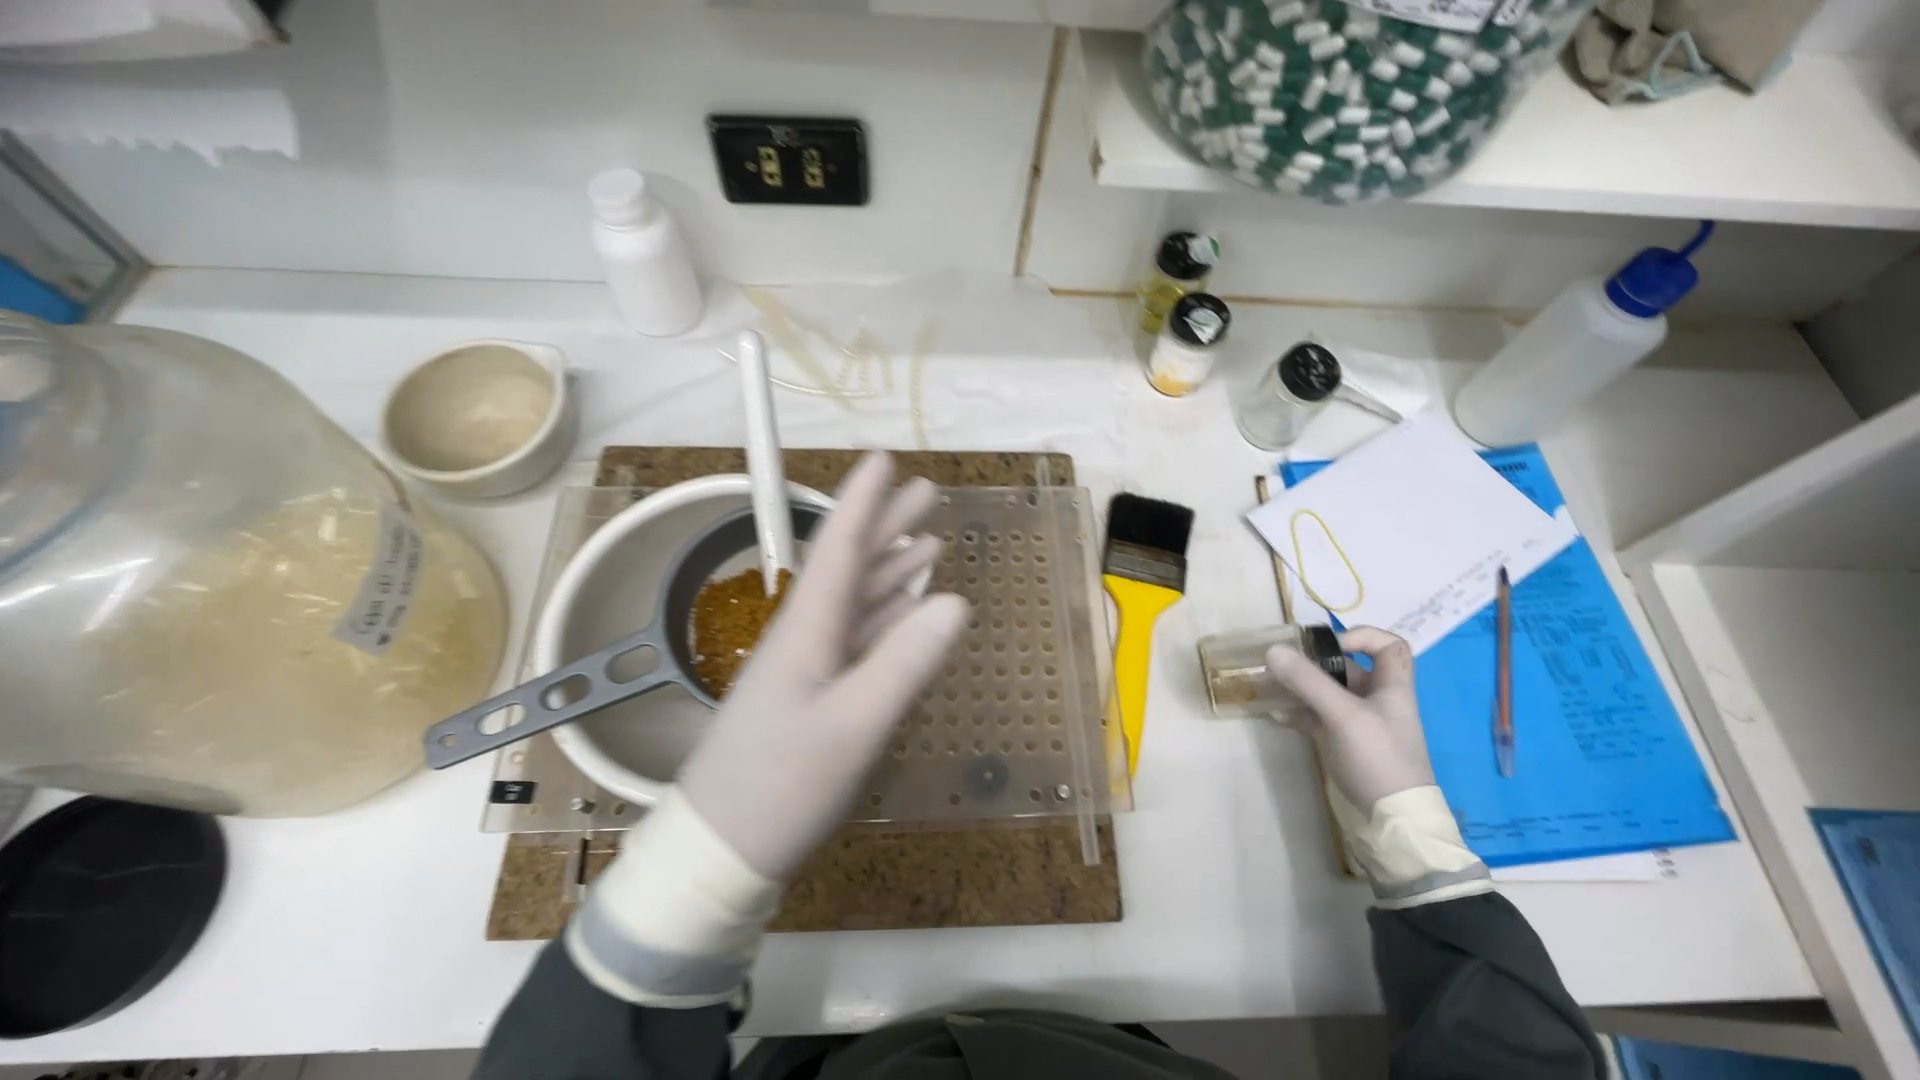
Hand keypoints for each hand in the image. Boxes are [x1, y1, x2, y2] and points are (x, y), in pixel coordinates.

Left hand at [677, 451, 969, 880]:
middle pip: (849, 568)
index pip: (839, 550)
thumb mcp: (852, 726)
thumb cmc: (782, 785)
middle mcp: (804, 638)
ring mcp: (806, 670)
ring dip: (890, 570)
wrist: (722, 849)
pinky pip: (854, 641)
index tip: (884, 460)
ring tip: (929, 543)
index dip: (861, 502)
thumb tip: (957, 602)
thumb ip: (903, 663)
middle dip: (886, 527)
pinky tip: (907, 613)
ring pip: (855, 603)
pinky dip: (884, 619)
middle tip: (927, 492)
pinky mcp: (811, 699)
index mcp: (806, 631)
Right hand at [1265, 627, 1433, 811]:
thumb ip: (1308, 682)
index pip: (1388, 646)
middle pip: (1347, 669)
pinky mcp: (1342, 744)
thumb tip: (1273, 650)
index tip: (1327, 646)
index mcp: (1392, 688)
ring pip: (1327, 694)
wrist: (1390, 820)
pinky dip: (1296, 713)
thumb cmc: (1377, 758)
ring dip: (1299, 688)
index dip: (1361, 636)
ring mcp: (1358, 724)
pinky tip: (1276, 716)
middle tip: (1280, 664)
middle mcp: (1376, 701)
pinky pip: (1316, 718)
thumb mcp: (1343, 715)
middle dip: (1313, 664)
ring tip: (1269, 686)